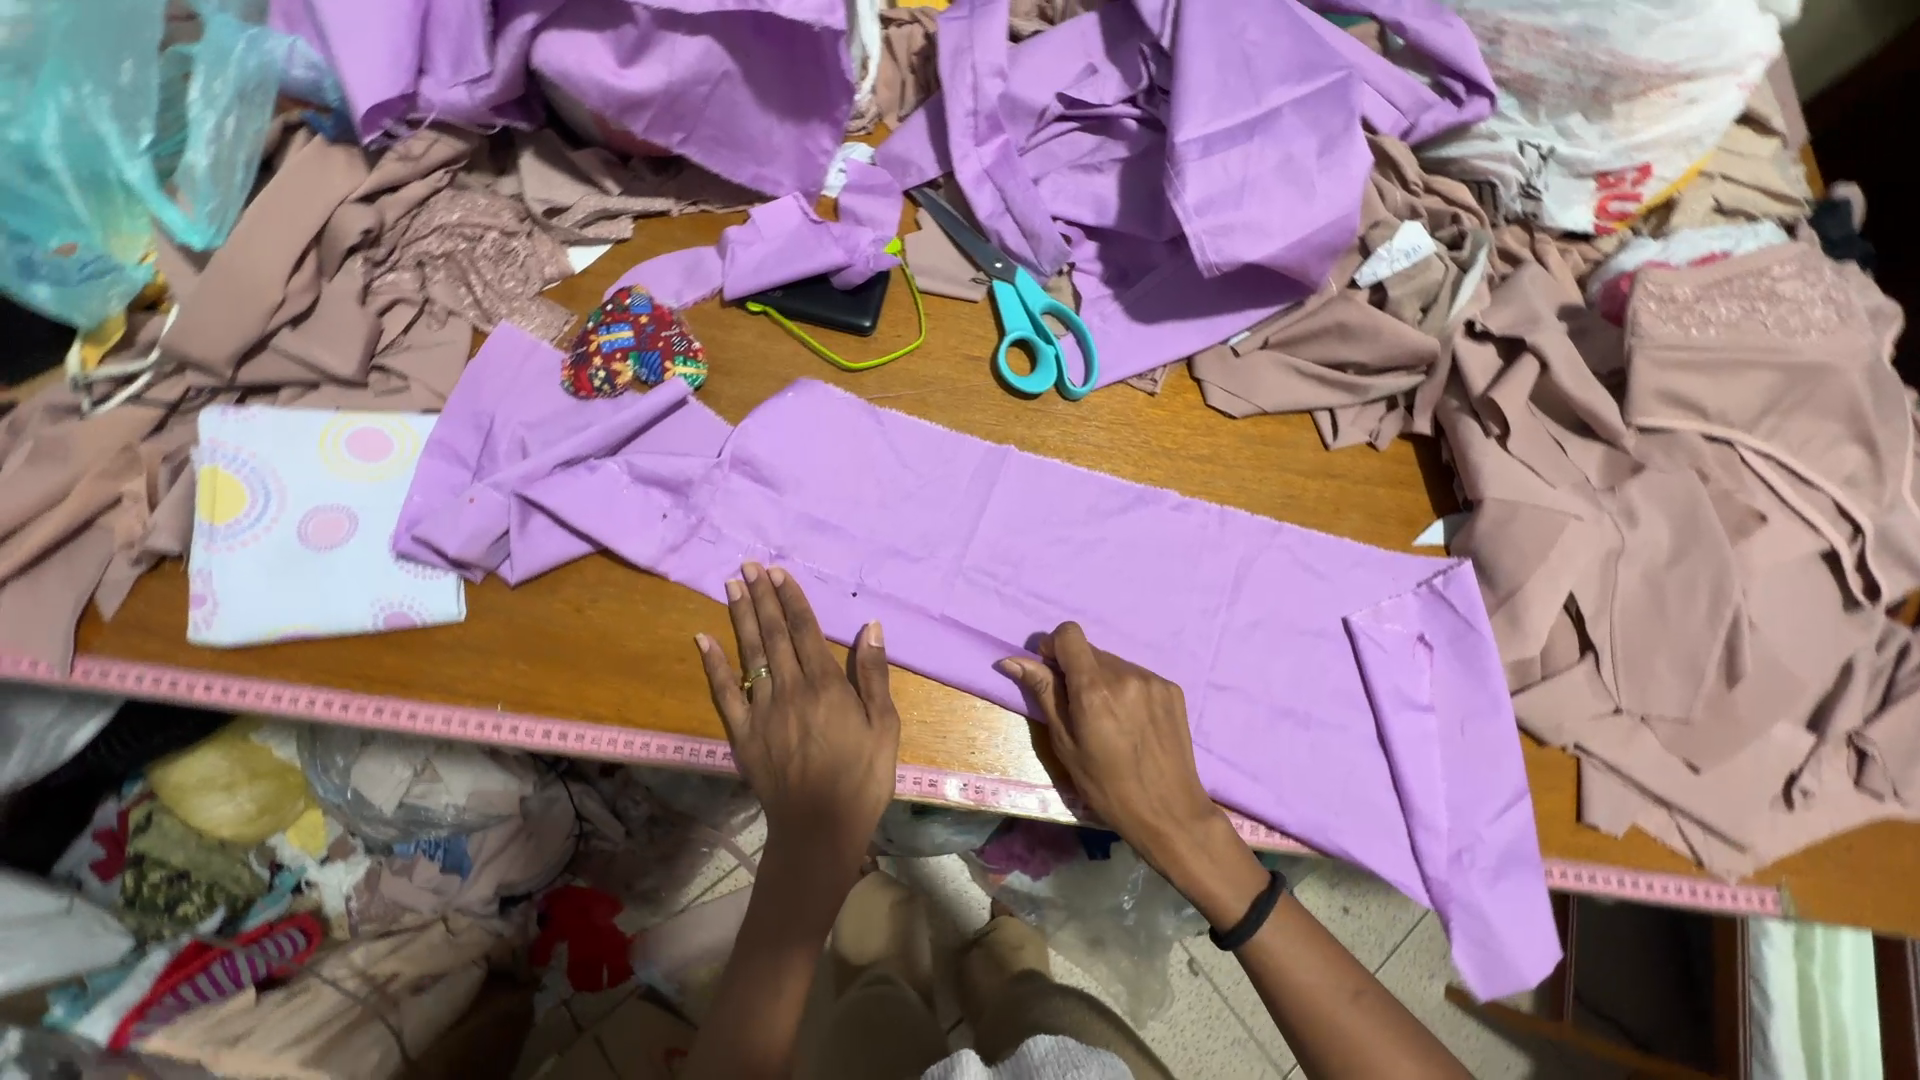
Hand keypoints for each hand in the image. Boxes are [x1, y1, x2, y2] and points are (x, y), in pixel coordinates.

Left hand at [696, 564, 900, 871]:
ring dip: (740, 617)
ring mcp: (762, 710)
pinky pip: (723, 693)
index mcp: (827, 685)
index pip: (805, 631)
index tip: (778, 573)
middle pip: (773, 634)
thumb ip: (875, 675)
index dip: (791, 599)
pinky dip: (712, 665)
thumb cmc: (863, 778)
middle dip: (762, 597)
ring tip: (731, 585)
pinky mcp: (742, 733)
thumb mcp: (885, 726)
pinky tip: (702, 638)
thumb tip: (869, 627)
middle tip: (749, 566)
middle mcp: (791, 689)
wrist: (821, 827)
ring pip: (749, 654)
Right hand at [995, 623, 1226, 881]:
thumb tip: (1012, 661)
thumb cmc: (1106, 786)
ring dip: (1103, 679)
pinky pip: (1137, 676)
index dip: (1054, 647)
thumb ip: (1043, 693)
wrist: (1168, 810)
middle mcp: (1125, 674)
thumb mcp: (1064, 744)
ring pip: (1114, 663)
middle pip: (1091, 650)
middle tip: (1078, 708)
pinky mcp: (1172, 689)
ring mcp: (1153, 680)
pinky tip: (1131, 722)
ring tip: (1108, 719)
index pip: (1069, 633)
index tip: (1051, 673)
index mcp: (1094, 688)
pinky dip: (1126, 689)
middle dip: (1077, 669)